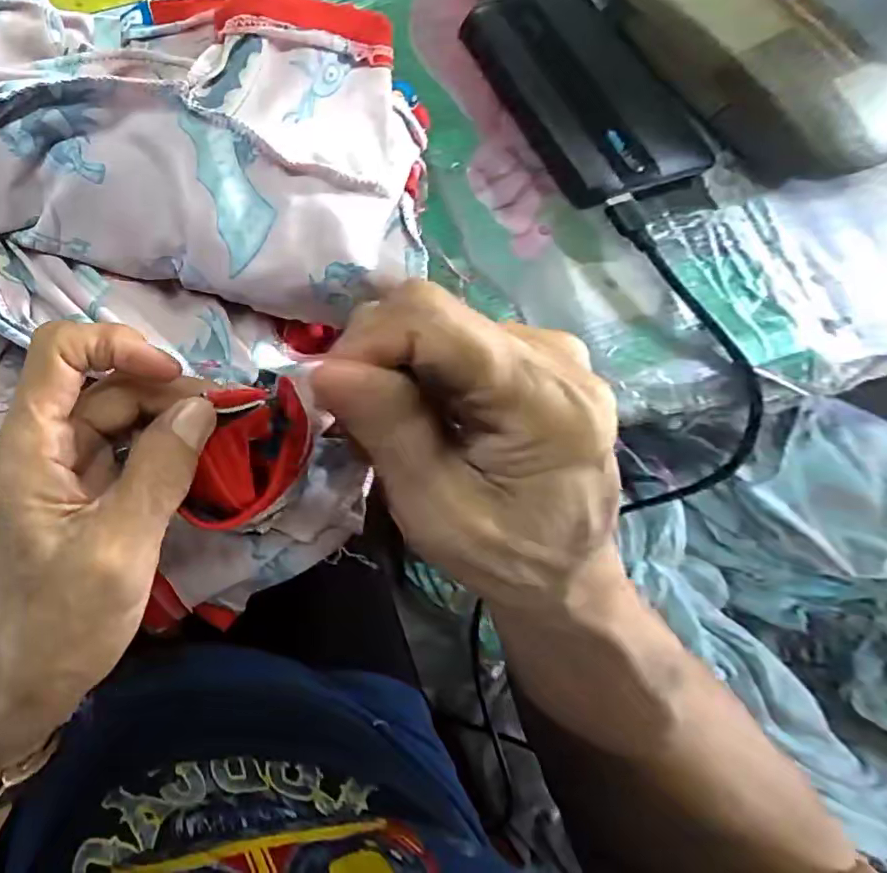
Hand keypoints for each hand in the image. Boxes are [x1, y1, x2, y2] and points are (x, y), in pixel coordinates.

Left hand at [0, 322, 216, 765]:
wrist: (36, 677)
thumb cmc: (66, 618)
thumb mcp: (121, 545)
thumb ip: (161, 469)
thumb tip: (201, 405)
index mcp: (30, 442)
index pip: (59, 351)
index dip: (113, 344)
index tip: (169, 374)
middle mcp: (42, 439)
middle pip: (98, 379)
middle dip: (157, 385)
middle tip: (223, 411)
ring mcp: (63, 462)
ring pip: (115, 408)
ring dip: (165, 411)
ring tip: (222, 429)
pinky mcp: (84, 484)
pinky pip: (123, 442)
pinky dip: (159, 440)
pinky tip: (197, 451)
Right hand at [308, 282, 625, 617]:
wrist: (564, 576)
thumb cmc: (499, 553)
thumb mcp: (431, 505)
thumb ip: (387, 429)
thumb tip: (322, 369)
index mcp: (543, 397)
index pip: (430, 320)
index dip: (364, 342)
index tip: (330, 393)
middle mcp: (551, 354)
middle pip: (426, 310)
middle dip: (368, 351)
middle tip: (350, 412)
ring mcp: (542, 348)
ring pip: (427, 317)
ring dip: (383, 358)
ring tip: (381, 416)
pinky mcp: (524, 353)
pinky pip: (442, 333)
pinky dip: (405, 362)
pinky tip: (412, 407)